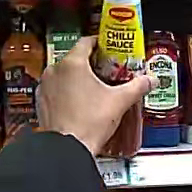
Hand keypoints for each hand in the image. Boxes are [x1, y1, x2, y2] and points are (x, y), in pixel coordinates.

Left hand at [38, 36, 152, 157]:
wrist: (67, 149)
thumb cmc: (88, 123)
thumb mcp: (119, 102)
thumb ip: (137, 86)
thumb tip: (150, 80)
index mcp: (72, 63)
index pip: (86, 42)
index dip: (100, 44)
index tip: (110, 49)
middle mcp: (55, 71)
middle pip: (75, 58)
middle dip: (92, 64)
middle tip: (107, 72)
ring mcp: (45, 86)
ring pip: (64, 74)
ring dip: (78, 78)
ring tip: (95, 90)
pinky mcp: (41, 102)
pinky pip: (56, 90)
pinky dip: (67, 92)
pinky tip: (80, 103)